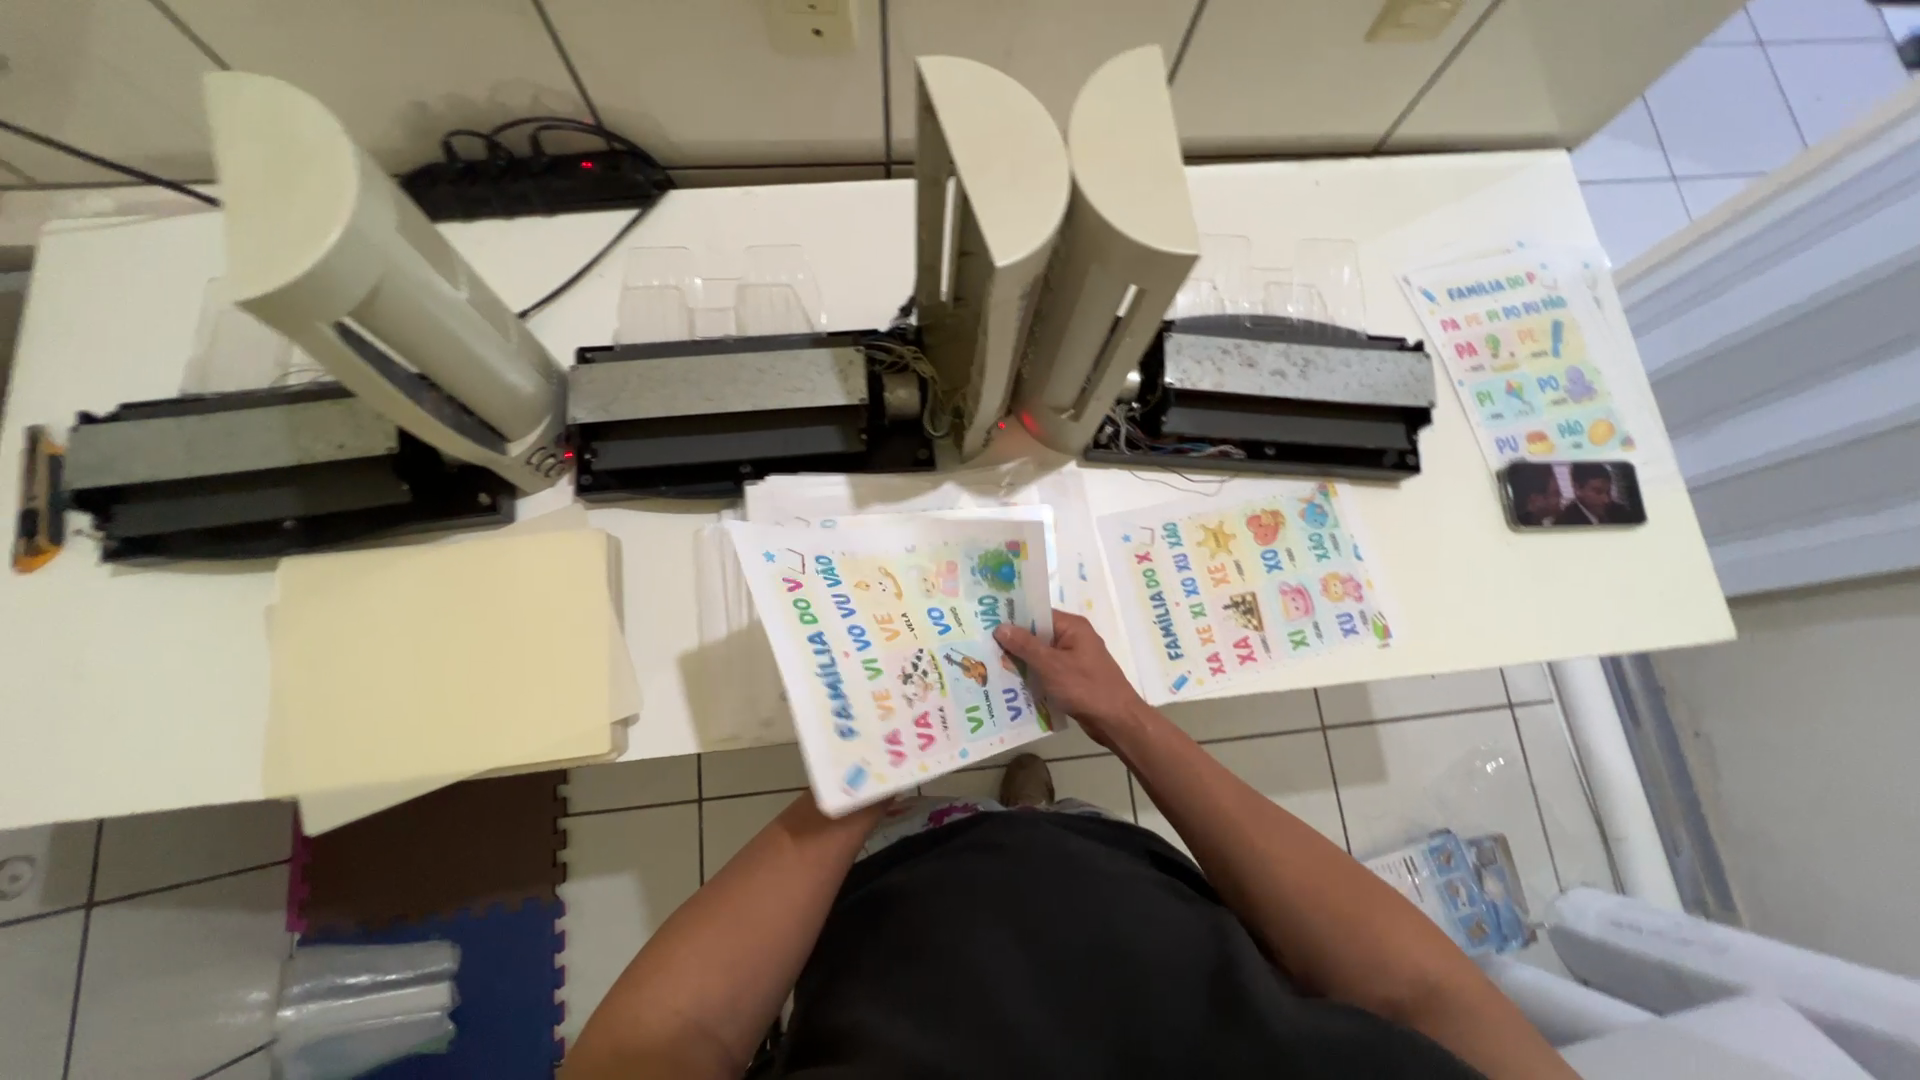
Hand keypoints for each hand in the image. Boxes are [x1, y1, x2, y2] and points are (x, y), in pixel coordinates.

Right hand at [994, 612, 1151, 749]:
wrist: (1116, 721)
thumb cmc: (1085, 687)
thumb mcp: (1051, 665)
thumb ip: (1025, 645)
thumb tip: (1001, 627)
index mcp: (1073, 627)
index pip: (1038, 614)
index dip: (1014, 619)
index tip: (987, 624)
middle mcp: (1074, 638)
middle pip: (1038, 635)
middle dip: (1014, 643)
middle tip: (983, 647)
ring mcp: (1075, 659)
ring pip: (1041, 655)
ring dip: (1022, 662)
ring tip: (990, 665)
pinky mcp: (1074, 678)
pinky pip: (1048, 671)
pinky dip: (1034, 676)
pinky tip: (1012, 683)